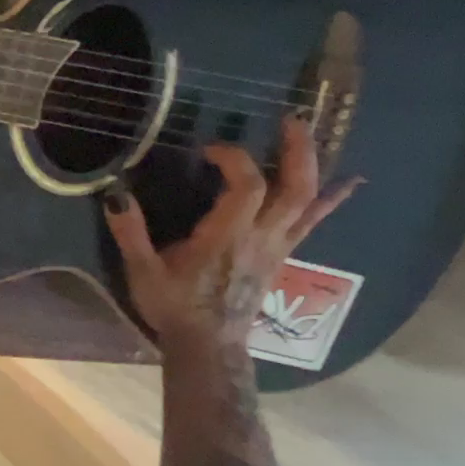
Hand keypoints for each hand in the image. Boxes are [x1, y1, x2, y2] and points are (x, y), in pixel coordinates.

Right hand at [103, 113, 362, 351]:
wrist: (208, 345)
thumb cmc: (174, 306)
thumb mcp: (143, 271)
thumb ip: (130, 232)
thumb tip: (116, 194)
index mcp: (228, 237)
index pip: (248, 186)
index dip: (234, 159)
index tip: (208, 149)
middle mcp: (262, 237)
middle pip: (295, 187)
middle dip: (295, 151)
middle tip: (289, 120)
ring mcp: (277, 246)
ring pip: (308, 201)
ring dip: (311, 165)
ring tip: (307, 134)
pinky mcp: (282, 254)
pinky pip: (311, 221)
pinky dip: (329, 199)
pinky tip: (348, 182)